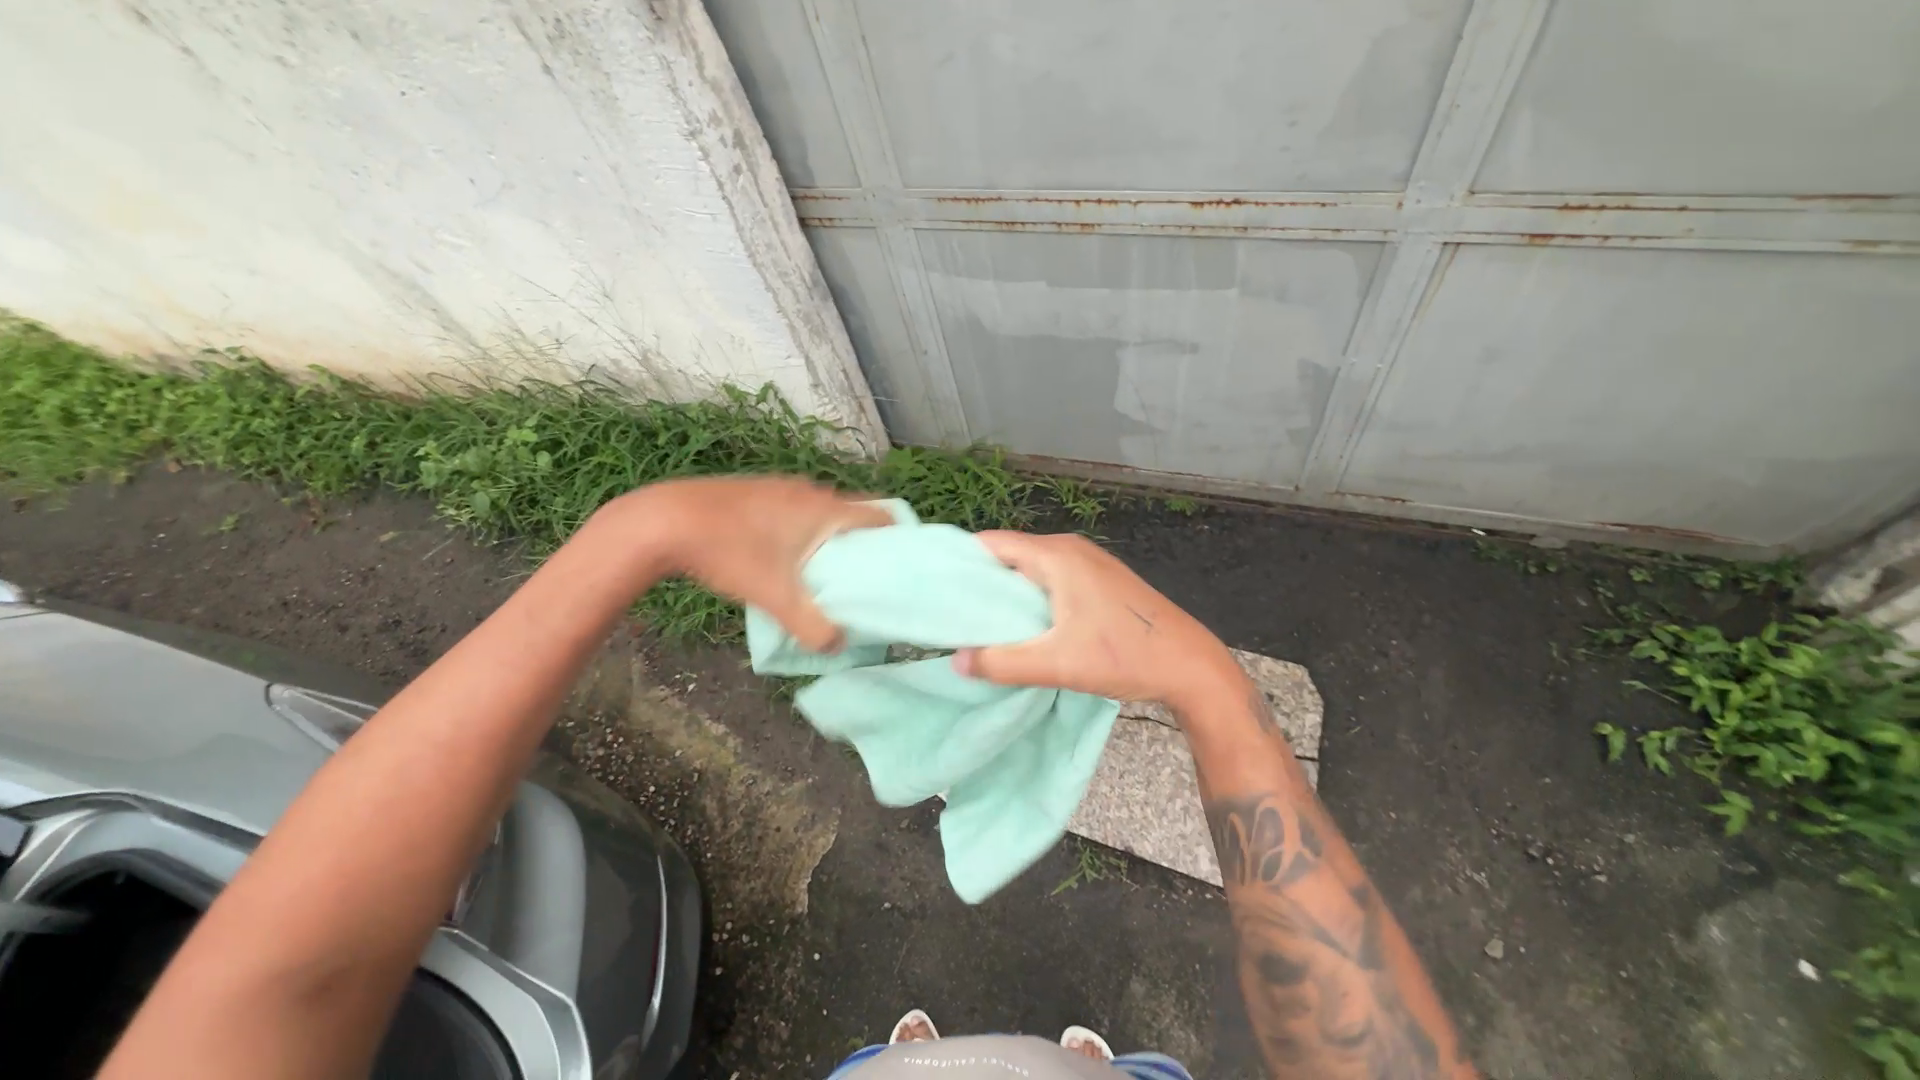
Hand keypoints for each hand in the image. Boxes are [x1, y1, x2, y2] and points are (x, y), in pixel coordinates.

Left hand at [610, 475, 891, 651]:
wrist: (665, 520)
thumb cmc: (729, 551)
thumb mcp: (774, 596)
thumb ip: (811, 626)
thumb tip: (837, 645)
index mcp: (826, 509)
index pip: (882, 515)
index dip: (898, 539)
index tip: (900, 568)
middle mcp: (810, 491)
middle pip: (854, 516)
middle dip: (864, 547)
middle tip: (865, 583)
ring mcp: (782, 488)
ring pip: (823, 515)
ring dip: (830, 542)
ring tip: (826, 578)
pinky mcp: (758, 493)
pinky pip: (798, 513)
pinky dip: (804, 535)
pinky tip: (784, 561)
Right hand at [951, 532, 1245, 713]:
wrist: (1189, 665)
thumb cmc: (1124, 657)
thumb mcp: (1057, 664)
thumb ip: (1003, 663)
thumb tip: (958, 661)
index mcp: (1056, 556)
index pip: (992, 543)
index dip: (960, 561)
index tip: (933, 585)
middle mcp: (1071, 549)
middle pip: (1010, 554)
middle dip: (980, 581)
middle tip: (950, 610)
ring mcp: (1089, 563)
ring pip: (1032, 569)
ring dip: (1007, 592)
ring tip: (979, 622)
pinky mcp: (1101, 581)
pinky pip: (1052, 579)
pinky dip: (1031, 596)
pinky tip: (1023, 626)